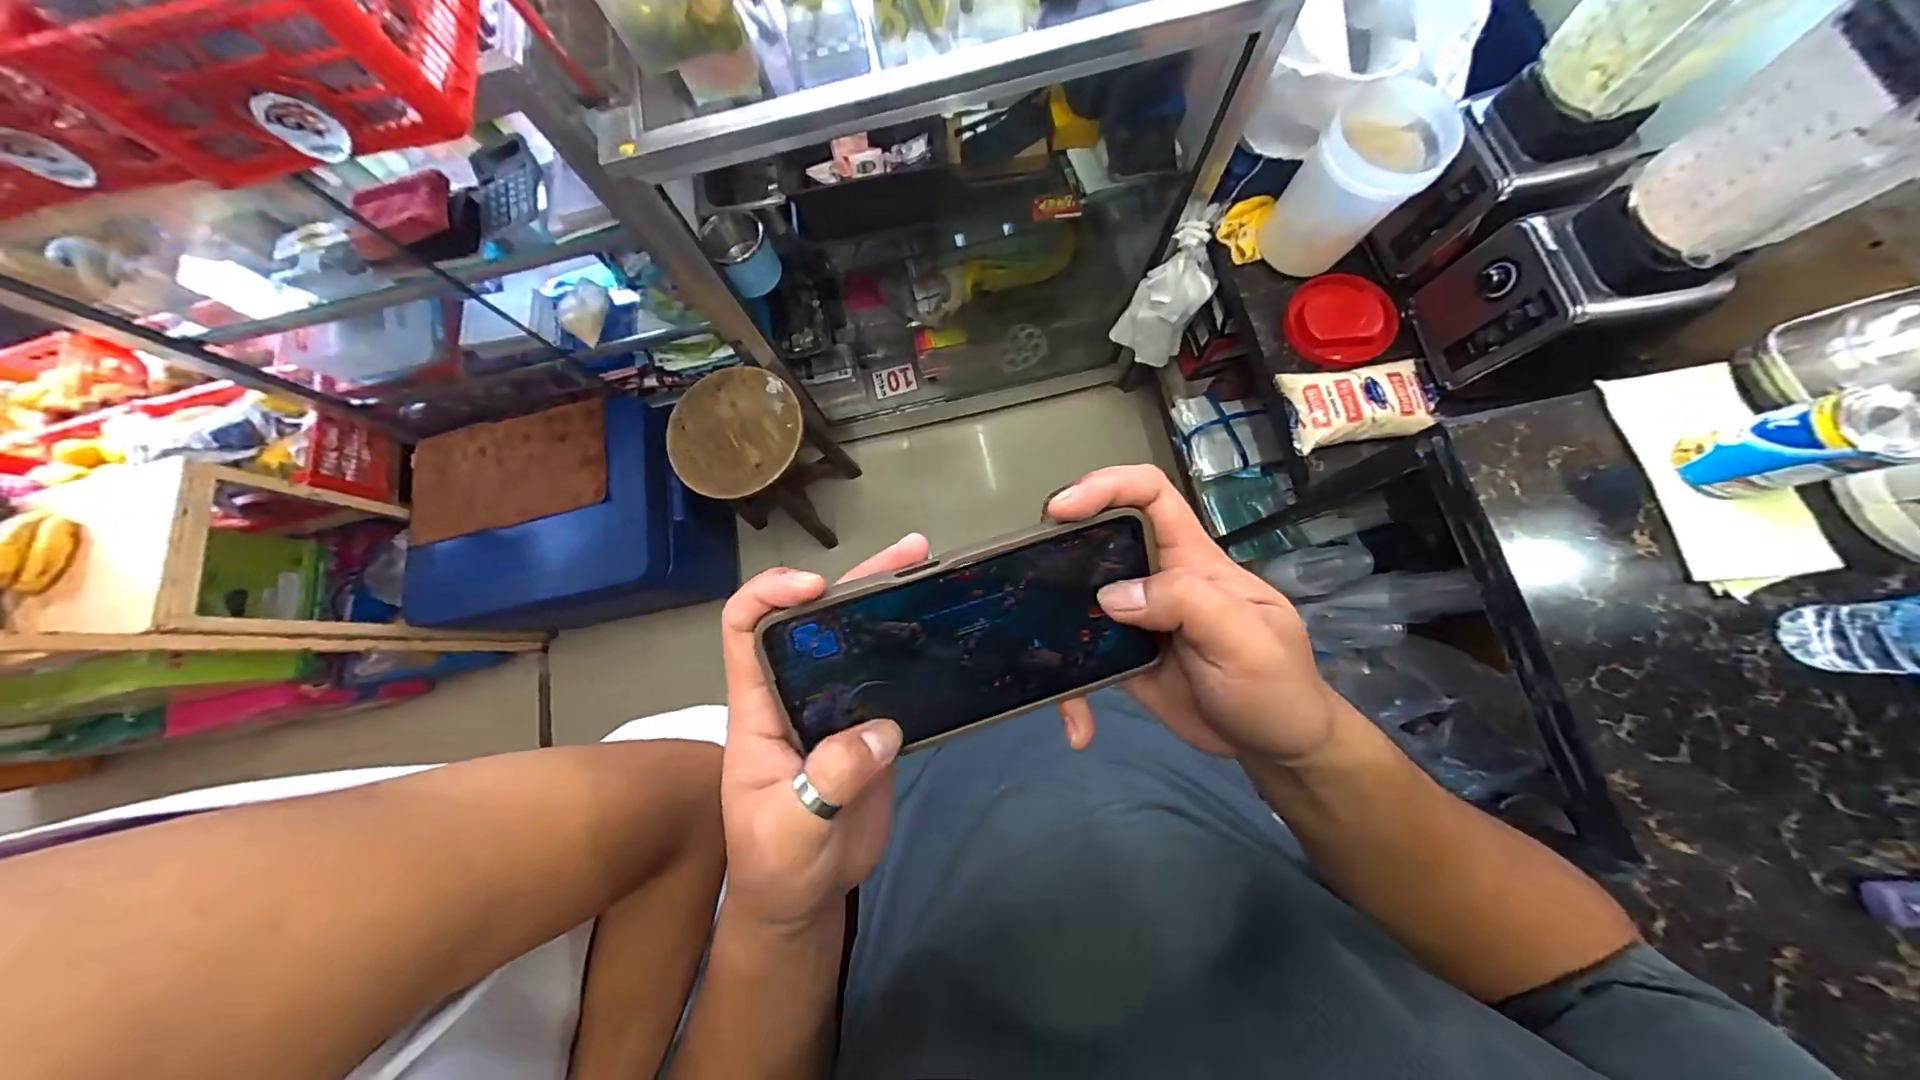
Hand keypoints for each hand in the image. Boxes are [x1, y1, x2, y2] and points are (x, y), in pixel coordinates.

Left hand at [716, 534, 930, 926]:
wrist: (806, 892)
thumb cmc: (776, 864)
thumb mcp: (788, 832)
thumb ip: (823, 785)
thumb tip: (879, 732)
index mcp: (759, 706)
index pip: (745, 627)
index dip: (769, 593)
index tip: (814, 587)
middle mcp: (796, 690)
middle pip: (815, 616)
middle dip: (855, 578)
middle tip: (908, 553)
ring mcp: (835, 704)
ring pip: (857, 638)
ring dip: (889, 600)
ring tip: (928, 570)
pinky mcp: (869, 724)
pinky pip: (888, 674)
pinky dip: (911, 647)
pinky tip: (940, 630)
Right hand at [1048, 466, 1344, 762]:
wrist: (1277, 745)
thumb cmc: (1276, 685)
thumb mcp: (1246, 639)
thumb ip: (1188, 603)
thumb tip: (1111, 597)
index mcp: (1191, 559)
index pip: (1150, 495)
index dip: (1107, 485)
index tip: (1063, 507)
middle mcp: (1156, 579)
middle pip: (1101, 540)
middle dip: (1062, 544)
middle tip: (1027, 567)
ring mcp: (1136, 620)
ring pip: (1081, 600)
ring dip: (1053, 621)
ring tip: (1034, 646)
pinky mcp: (1122, 658)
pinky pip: (1083, 661)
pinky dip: (1073, 694)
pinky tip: (1079, 729)